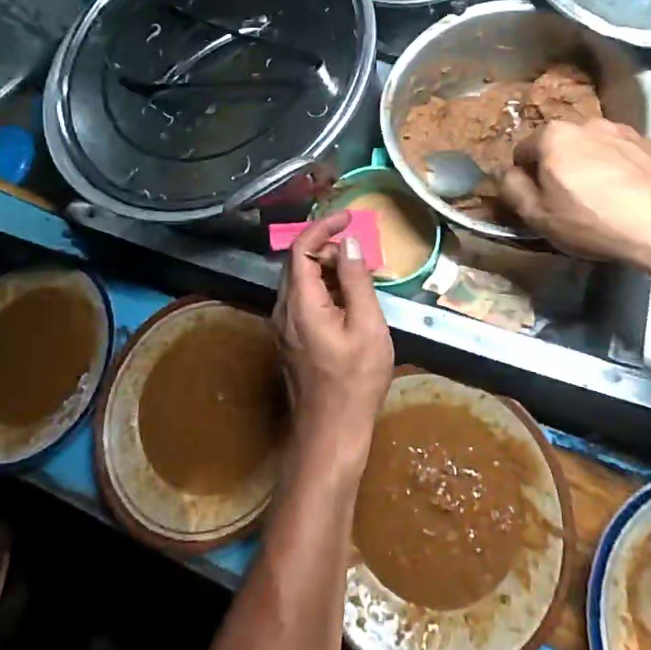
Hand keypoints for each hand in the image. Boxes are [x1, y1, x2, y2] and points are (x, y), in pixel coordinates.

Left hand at [272, 211, 394, 460]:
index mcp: (300, 303)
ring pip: (300, 283)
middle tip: (361, 250)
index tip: (349, 216)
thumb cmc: (354, 382)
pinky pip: (303, 301)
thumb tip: (349, 244)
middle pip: (297, 263)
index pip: (301, 248)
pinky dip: (325, 289)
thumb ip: (356, 282)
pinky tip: (350, 301)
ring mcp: (284, 328)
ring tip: (361, 274)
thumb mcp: (367, 327)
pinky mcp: (291, 341)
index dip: (322, 226)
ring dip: (327, 269)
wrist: (330, 432)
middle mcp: (283, 311)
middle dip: (327, 247)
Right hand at [500, 119, 650, 276]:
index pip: (523, 152)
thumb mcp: (537, 215)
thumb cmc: (591, 221)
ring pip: (592, 149)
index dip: (526, 179)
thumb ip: (511, 189)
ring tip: (601, 201)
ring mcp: (622, 130)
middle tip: (569, 203)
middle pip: (559, 147)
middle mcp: (586, 123)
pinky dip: (618, 170)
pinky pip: (621, 155)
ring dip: (589, 167)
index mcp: (552, 135)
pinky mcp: (650, 143)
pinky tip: (626, 196)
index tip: (539, 201)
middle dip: (559, 169)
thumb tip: (506, 173)